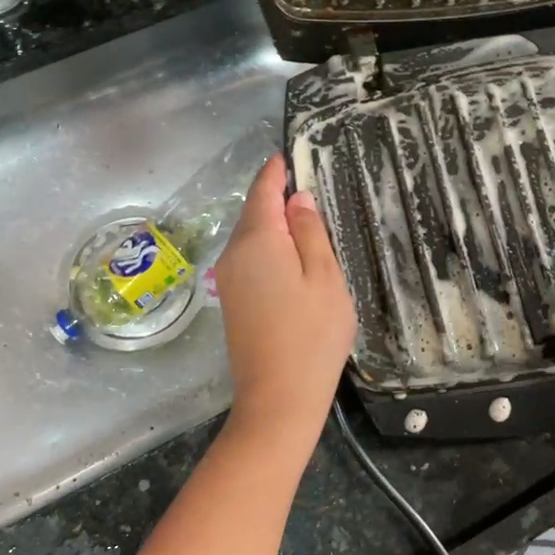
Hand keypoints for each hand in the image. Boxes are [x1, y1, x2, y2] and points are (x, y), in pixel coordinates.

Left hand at [213, 155, 356, 446]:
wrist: (277, 400)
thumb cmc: (312, 335)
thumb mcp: (325, 278)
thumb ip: (311, 233)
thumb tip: (297, 200)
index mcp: (257, 239)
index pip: (263, 191)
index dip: (276, 171)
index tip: (290, 155)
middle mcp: (234, 253)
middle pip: (254, 214)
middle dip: (276, 198)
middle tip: (308, 188)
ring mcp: (229, 279)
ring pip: (251, 238)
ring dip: (274, 227)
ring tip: (307, 224)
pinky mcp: (232, 302)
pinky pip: (250, 261)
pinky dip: (269, 251)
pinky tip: (292, 261)